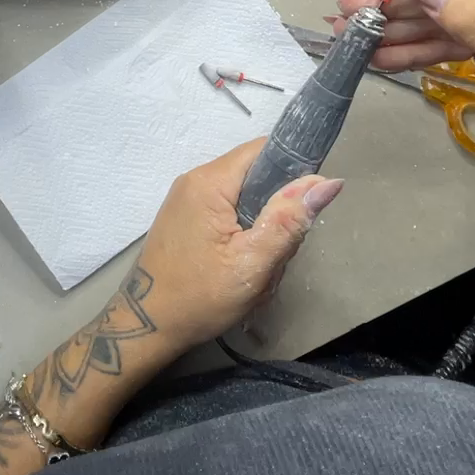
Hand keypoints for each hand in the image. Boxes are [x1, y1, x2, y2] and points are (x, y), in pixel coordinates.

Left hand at [133, 137, 344, 349]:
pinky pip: (225, 210)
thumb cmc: (200, 296)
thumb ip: (289, 221)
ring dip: (259, 228)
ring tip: (257, 265)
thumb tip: (327, 182)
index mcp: (210, 181)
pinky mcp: (184, 215)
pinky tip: (240, 264)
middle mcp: (194, 179)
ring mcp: (186, 197)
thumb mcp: (253, 264)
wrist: (146, 324)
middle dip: (275, 210)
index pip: (263, 150)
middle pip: (255, 176)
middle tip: (275, 252)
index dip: (292, 170)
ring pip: (243, 197)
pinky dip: (241, 233)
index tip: (304, 207)